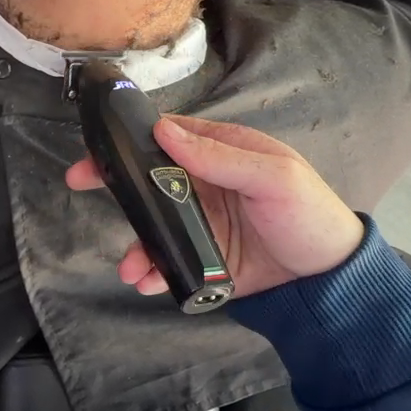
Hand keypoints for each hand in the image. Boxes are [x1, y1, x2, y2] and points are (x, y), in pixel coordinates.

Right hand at [65, 116, 365, 298]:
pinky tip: (147, 280)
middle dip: (113, 182)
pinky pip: (167, 259)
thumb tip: (164, 131)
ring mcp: (200, 222)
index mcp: (221, 152)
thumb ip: (221, 156)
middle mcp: (203, 184)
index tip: (99, 143)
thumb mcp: (274, 177)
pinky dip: (152, 269)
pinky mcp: (202, 258)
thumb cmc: (309, 214)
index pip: (166, 136)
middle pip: (147, 178)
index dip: (130, 136)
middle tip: (79, 181)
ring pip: (152, 224)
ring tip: (130, 266)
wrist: (331, 279)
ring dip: (135, 242)